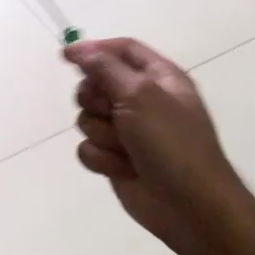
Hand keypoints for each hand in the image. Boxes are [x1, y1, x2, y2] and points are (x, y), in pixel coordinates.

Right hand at [64, 37, 247, 251]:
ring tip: (125, 149)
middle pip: (97, 84)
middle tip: (110, 111)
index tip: (66, 56)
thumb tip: (79, 49)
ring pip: (88, 119)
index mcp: (159, 78)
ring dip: (101, 134)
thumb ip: (105, 68)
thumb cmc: (171, 143)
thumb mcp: (140, 95)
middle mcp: (142, 101)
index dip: (94, 49)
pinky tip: (121, 169)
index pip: (123, 49)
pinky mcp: (115, 159)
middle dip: (94, 100)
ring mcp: (128, 132)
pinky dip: (101, 158)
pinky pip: (88, 148)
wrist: (188, 205)